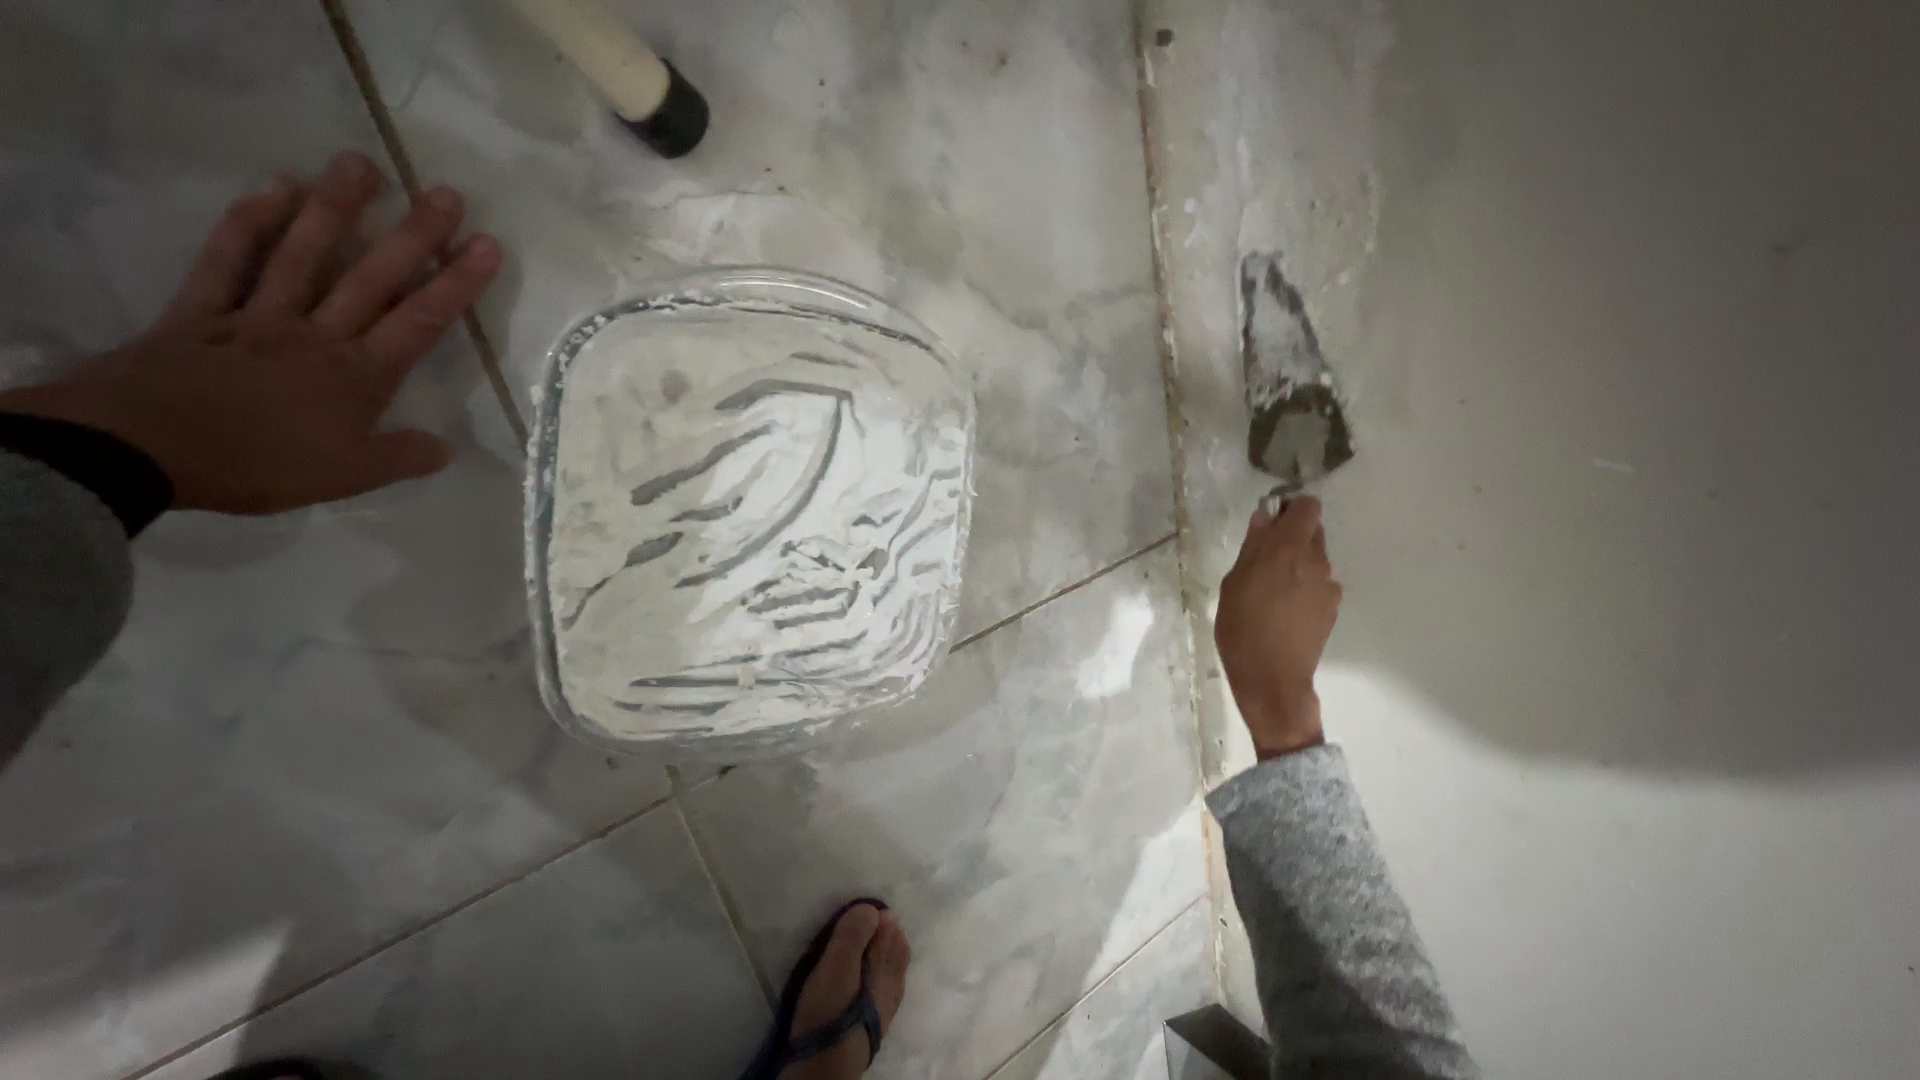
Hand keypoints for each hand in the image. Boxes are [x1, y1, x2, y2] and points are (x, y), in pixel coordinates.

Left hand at [0, 151, 501, 515]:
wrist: (144, 451)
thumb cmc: (261, 465)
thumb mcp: (348, 477)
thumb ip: (401, 458)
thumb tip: (446, 448)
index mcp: (358, 375)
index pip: (421, 321)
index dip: (457, 282)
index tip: (487, 245)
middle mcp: (318, 333)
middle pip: (373, 278)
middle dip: (414, 235)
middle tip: (443, 193)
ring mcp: (258, 315)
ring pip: (304, 255)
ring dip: (334, 208)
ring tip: (360, 164)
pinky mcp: (202, 310)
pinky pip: (229, 259)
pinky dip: (249, 222)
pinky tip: (273, 187)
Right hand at [1214, 496, 1342, 758]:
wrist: (1272, 679)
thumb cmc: (1241, 627)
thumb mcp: (1233, 583)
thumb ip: (1252, 546)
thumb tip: (1264, 518)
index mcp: (1288, 549)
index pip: (1307, 507)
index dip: (1291, 508)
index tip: (1270, 522)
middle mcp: (1316, 562)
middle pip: (1312, 532)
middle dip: (1291, 537)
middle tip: (1263, 558)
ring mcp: (1328, 586)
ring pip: (1314, 560)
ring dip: (1297, 564)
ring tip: (1270, 591)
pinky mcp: (1332, 609)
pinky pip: (1318, 585)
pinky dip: (1303, 588)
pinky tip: (1283, 611)